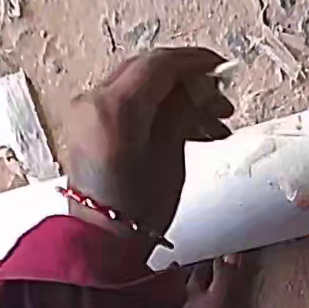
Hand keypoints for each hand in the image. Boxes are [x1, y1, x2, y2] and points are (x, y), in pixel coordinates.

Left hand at [64, 47, 234, 238]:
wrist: (104, 244)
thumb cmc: (136, 213)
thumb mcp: (171, 157)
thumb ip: (183, 112)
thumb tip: (198, 88)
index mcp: (114, 108)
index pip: (159, 65)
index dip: (195, 63)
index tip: (220, 69)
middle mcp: (94, 102)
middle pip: (148, 72)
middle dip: (188, 83)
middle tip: (219, 103)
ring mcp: (88, 114)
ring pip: (141, 89)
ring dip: (176, 100)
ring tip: (210, 125)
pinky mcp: (89, 129)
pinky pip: (128, 106)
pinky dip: (156, 111)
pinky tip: (186, 131)